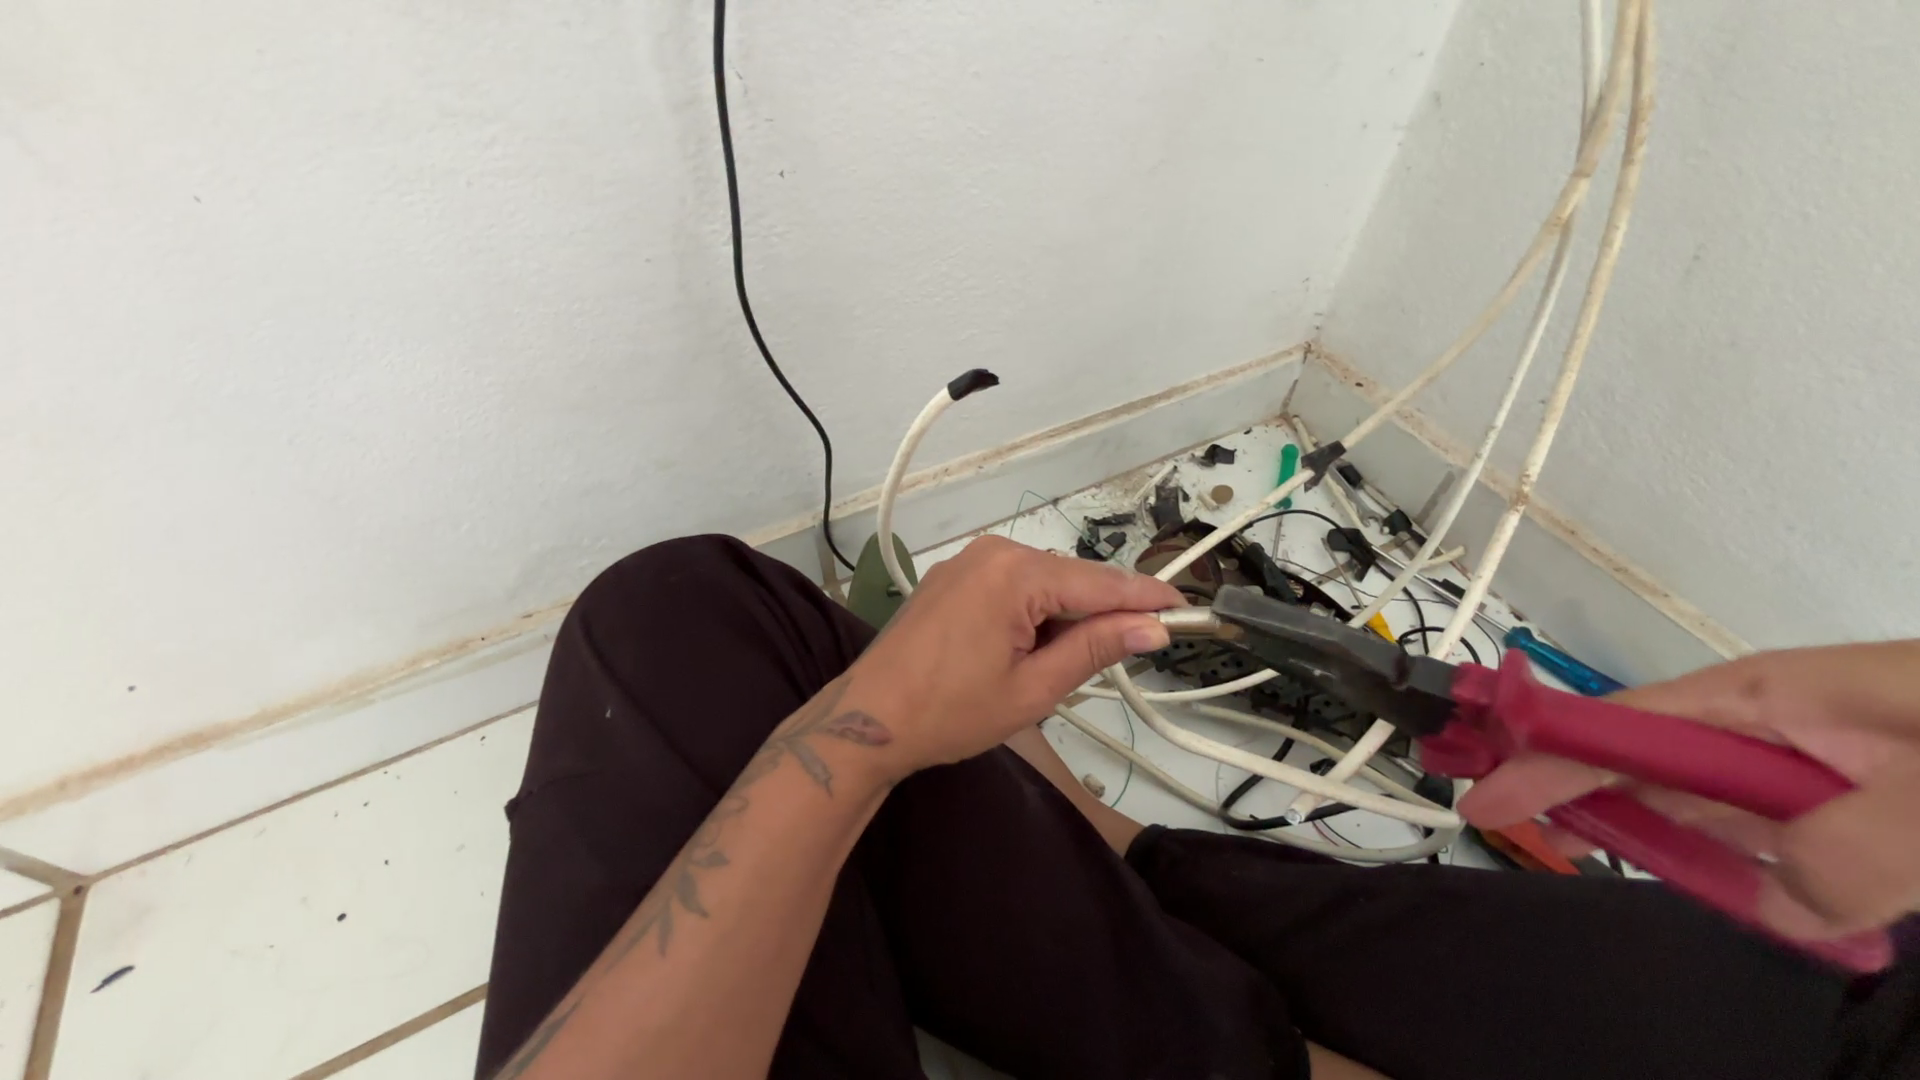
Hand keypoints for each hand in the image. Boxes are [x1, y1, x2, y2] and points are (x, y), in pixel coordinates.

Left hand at [843, 535, 1181, 779]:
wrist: (867, 721)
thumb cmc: (950, 713)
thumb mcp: (1034, 688)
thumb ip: (1095, 649)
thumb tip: (1151, 628)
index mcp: (1015, 573)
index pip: (1100, 582)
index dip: (1146, 598)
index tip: (1188, 608)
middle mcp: (992, 552)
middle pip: (1070, 579)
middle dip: (1102, 612)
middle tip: (1134, 651)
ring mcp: (967, 562)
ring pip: (1042, 583)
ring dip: (1065, 617)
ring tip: (1063, 665)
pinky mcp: (951, 578)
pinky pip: (1011, 586)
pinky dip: (1033, 612)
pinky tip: (1032, 647)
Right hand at [1459, 641, 1919, 940]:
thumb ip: (1861, 846)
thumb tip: (1784, 903)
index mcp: (1761, 696)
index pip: (1617, 726)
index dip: (1543, 759)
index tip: (1483, 796)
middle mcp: (1766, 724)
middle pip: (1641, 762)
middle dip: (1577, 793)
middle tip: (1518, 832)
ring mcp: (1809, 763)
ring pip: (1703, 803)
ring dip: (1656, 836)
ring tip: (1596, 858)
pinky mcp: (1853, 803)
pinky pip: (1773, 837)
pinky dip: (1750, 870)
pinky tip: (1754, 896)